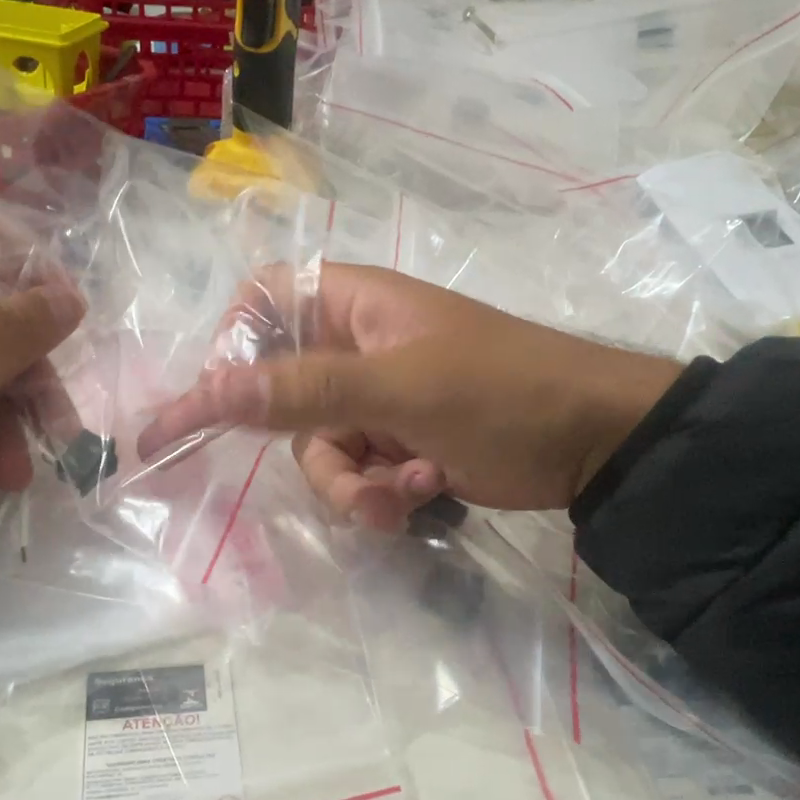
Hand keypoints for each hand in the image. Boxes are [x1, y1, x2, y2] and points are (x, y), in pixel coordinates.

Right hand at [138, 264, 680, 529]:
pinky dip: (381, 494)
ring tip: (409, 492)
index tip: (219, 404)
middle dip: (319, 452)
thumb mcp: (399, 388)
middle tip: (357, 477)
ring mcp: (376, 402)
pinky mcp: (396, 446)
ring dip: (355, 485)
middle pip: (282, 402)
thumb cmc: (502, 392)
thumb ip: (302, 391)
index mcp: (351, 305)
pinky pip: (355, 476)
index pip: (261, 304)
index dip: (231, 350)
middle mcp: (354, 349)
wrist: (594, 444)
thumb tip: (206, 391)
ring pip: (319, 452)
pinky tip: (425, 493)